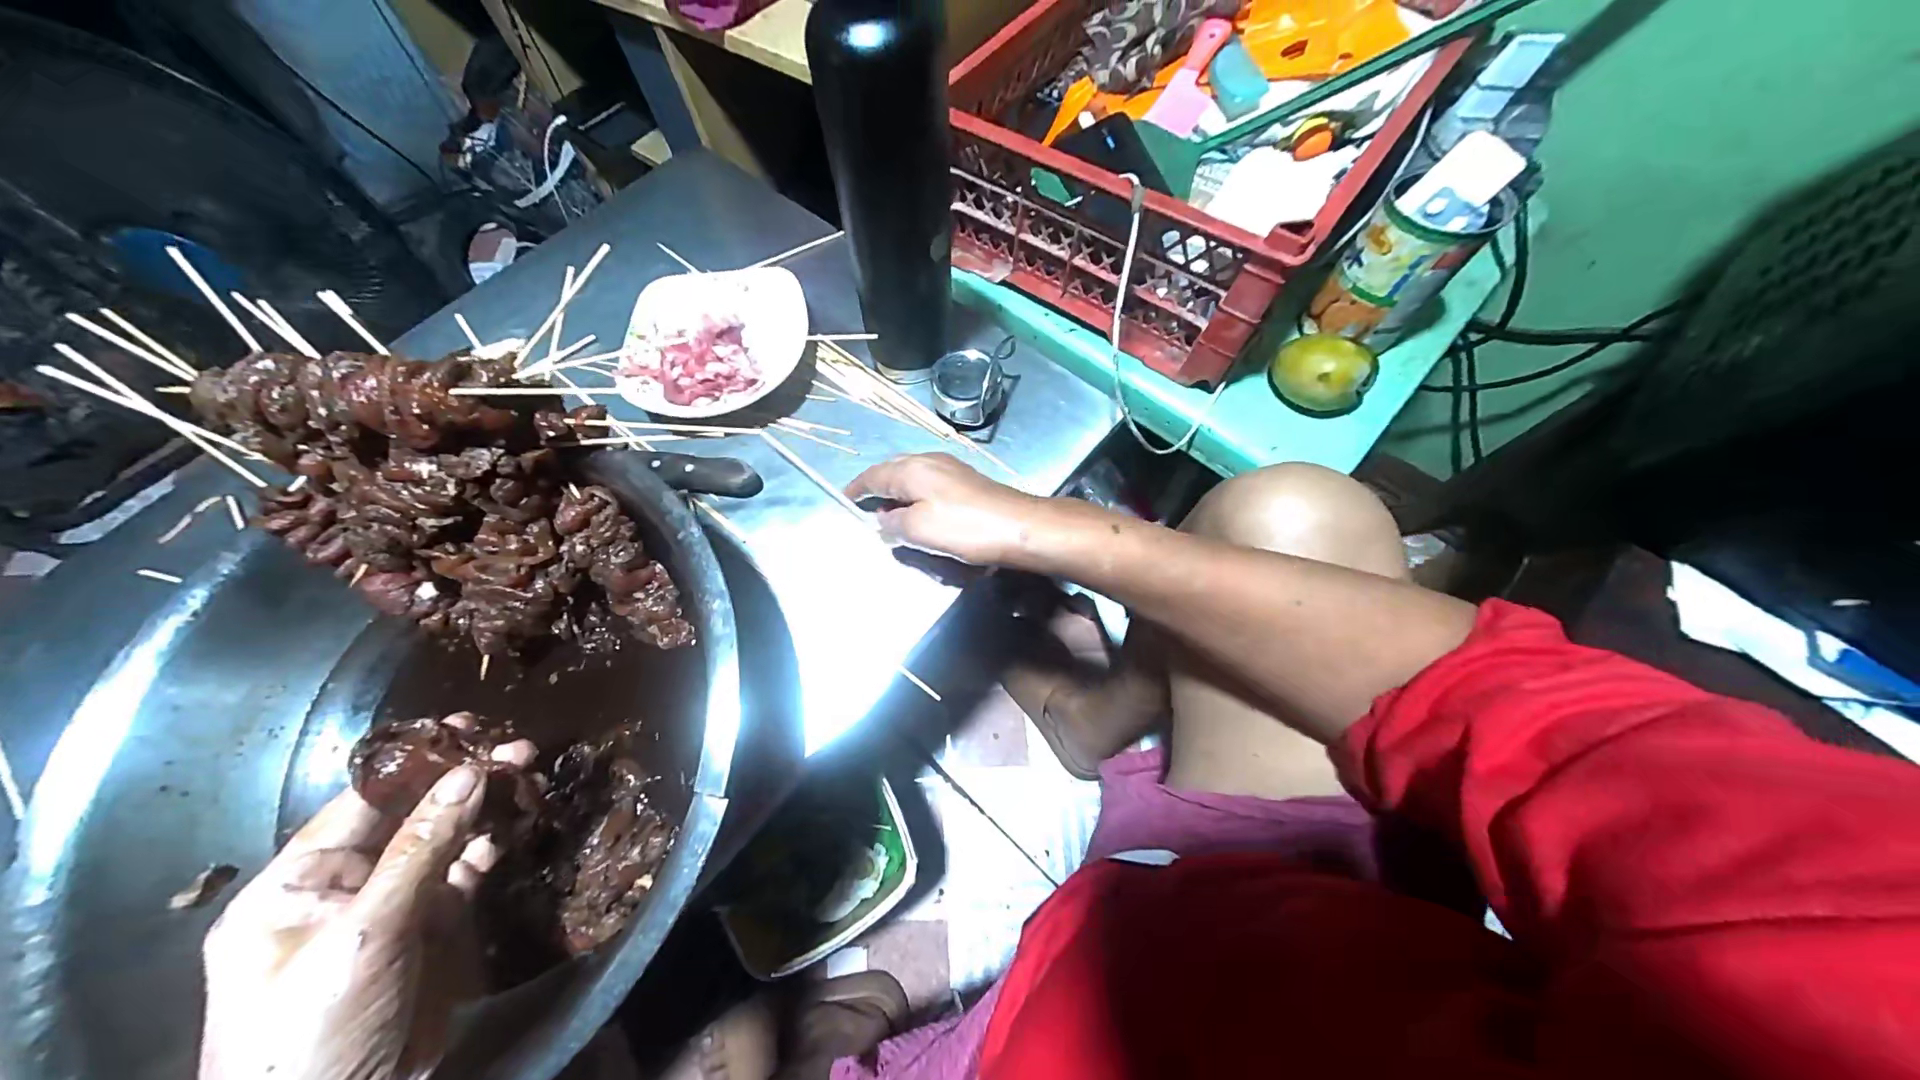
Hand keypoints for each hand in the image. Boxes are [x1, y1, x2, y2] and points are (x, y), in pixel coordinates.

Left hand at [200, 716, 533, 1079]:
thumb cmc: (315, 1029)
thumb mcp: (363, 935)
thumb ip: (420, 849)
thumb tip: (469, 772)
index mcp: (295, 884)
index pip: (361, 803)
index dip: (416, 764)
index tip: (468, 730)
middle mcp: (348, 883)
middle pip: (413, 812)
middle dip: (463, 777)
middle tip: (516, 747)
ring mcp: (398, 901)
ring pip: (449, 833)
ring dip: (488, 801)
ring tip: (529, 769)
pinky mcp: (439, 920)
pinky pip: (470, 865)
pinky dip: (496, 838)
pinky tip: (520, 817)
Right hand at [845, 453, 1054, 566]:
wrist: (1019, 526)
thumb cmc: (965, 528)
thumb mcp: (918, 530)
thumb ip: (892, 523)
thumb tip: (882, 520)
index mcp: (911, 468)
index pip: (872, 475)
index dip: (856, 489)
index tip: (844, 501)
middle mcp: (928, 460)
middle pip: (891, 471)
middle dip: (876, 489)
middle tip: (865, 511)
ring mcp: (949, 468)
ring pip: (911, 476)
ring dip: (897, 493)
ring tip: (890, 516)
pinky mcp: (965, 480)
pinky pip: (928, 483)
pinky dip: (916, 496)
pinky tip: (919, 513)